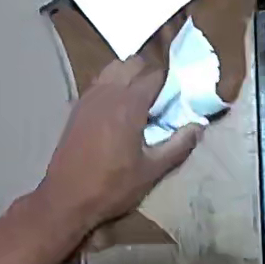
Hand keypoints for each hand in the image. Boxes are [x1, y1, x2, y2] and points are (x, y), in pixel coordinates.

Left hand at [37, 56, 202, 236]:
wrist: (65, 199)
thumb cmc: (112, 187)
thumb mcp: (152, 170)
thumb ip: (178, 145)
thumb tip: (198, 127)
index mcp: (129, 105)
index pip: (155, 75)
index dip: (170, 82)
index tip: (178, 96)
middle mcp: (108, 94)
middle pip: (132, 63)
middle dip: (149, 73)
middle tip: (160, 97)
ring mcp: (89, 98)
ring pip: (113, 68)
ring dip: (129, 76)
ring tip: (139, 100)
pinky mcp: (77, 107)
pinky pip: (98, 82)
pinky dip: (112, 85)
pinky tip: (118, 108)